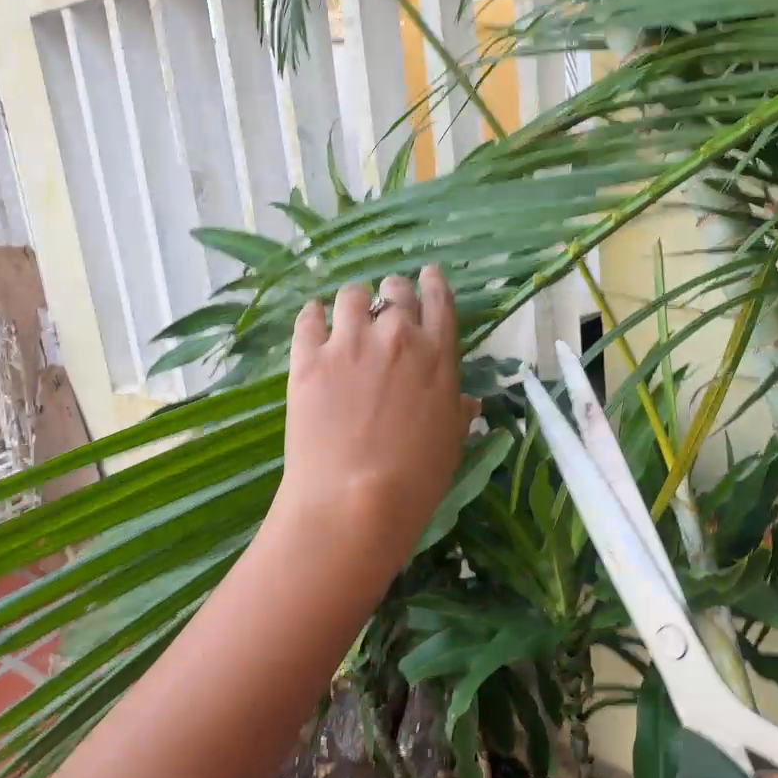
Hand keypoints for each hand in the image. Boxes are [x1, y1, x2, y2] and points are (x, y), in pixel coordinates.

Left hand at [278, 267, 478, 571]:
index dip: (432, 282)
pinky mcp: (309, 357)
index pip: (439, 300)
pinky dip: (313, 316)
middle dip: (392, 294)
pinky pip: (309, 318)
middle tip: (384, 307)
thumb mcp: (451, 444)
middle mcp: (398, 337)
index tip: (426, 275)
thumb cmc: (416, 480)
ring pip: (351, 296)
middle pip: (395, 292)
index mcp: (438, 355)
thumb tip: (468, 401)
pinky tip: (313, 321)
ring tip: (346, 315)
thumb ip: (457, 412)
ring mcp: (350, 344)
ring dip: (352, 303)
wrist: (356, 501)